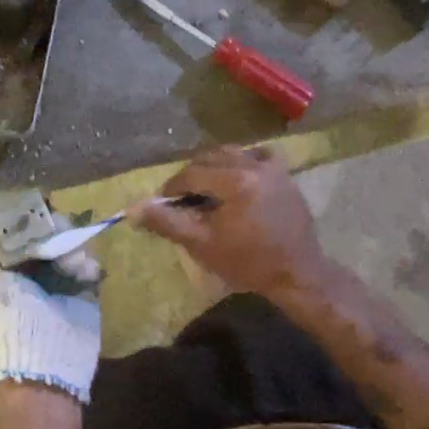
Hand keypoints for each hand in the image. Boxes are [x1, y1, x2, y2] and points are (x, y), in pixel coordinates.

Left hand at [0, 219, 101, 402]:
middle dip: (47, 225)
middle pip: (39, 229)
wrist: (49, 359)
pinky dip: (84, 261)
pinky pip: (87, 258)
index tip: (23, 204)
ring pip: (65, 239)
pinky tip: (81, 272)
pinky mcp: (83, 284)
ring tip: (69, 260)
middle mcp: (28, 268)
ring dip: (67, 243)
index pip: (8, 230)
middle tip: (51, 227)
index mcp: (0, 268)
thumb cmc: (10, 319)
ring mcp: (57, 276)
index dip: (14, 215)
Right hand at [130, 146, 334, 297]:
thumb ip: (166, 222)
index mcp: (234, 181)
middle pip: (210, 157)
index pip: (191, 174)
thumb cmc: (247, 263)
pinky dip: (244, 161)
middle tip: (183, 199)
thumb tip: (133, 208)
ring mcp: (273, 168)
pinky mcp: (286, 176)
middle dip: (191, 175)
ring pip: (233, 153)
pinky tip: (238, 178)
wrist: (295, 275)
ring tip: (207, 190)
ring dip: (215, 166)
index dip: (172, 188)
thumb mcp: (201, 244)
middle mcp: (254, 166)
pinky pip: (260, 156)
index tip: (164, 204)